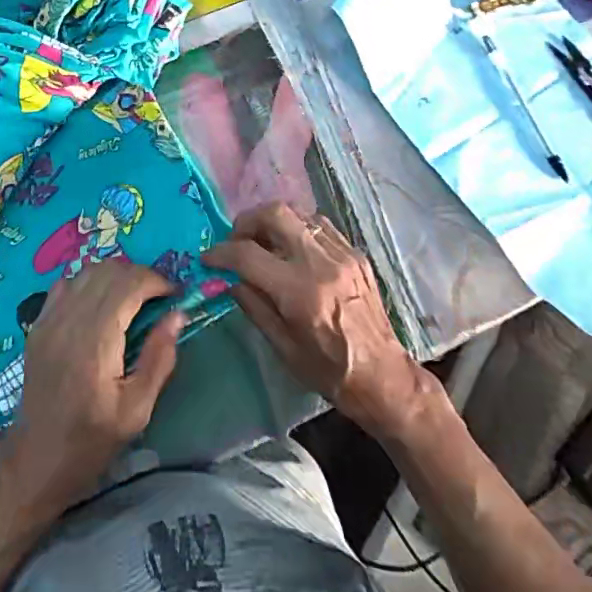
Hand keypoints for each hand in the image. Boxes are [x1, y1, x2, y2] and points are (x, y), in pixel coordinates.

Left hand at [0, 258, 183, 514]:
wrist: (36, 459)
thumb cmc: (91, 441)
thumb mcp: (137, 408)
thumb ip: (158, 356)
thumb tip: (178, 315)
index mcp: (95, 340)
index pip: (128, 283)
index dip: (157, 281)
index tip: (176, 295)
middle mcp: (69, 319)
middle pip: (108, 270)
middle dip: (139, 275)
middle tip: (159, 297)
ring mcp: (48, 318)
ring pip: (86, 271)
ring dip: (115, 276)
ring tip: (134, 299)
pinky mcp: (38, 324)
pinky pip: (66, 284)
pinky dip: (88, 283)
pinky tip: (100, 305)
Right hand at [204, 203, 433, 437]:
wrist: (384, 378)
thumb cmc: (328, 370)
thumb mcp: (281, 345)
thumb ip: (252, 304)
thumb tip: (229, 277)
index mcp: (300, 292)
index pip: (247, 254)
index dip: (220, 253)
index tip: (208, 259)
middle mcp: (322, 264)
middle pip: (275, 214)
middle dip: (246, 222)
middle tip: (237, 241)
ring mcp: (343, 255)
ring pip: (298, 213)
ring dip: (273, 223)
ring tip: (263, 244)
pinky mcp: (355, 255)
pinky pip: (319, 226)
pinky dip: (298, 230)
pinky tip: (292, 250)